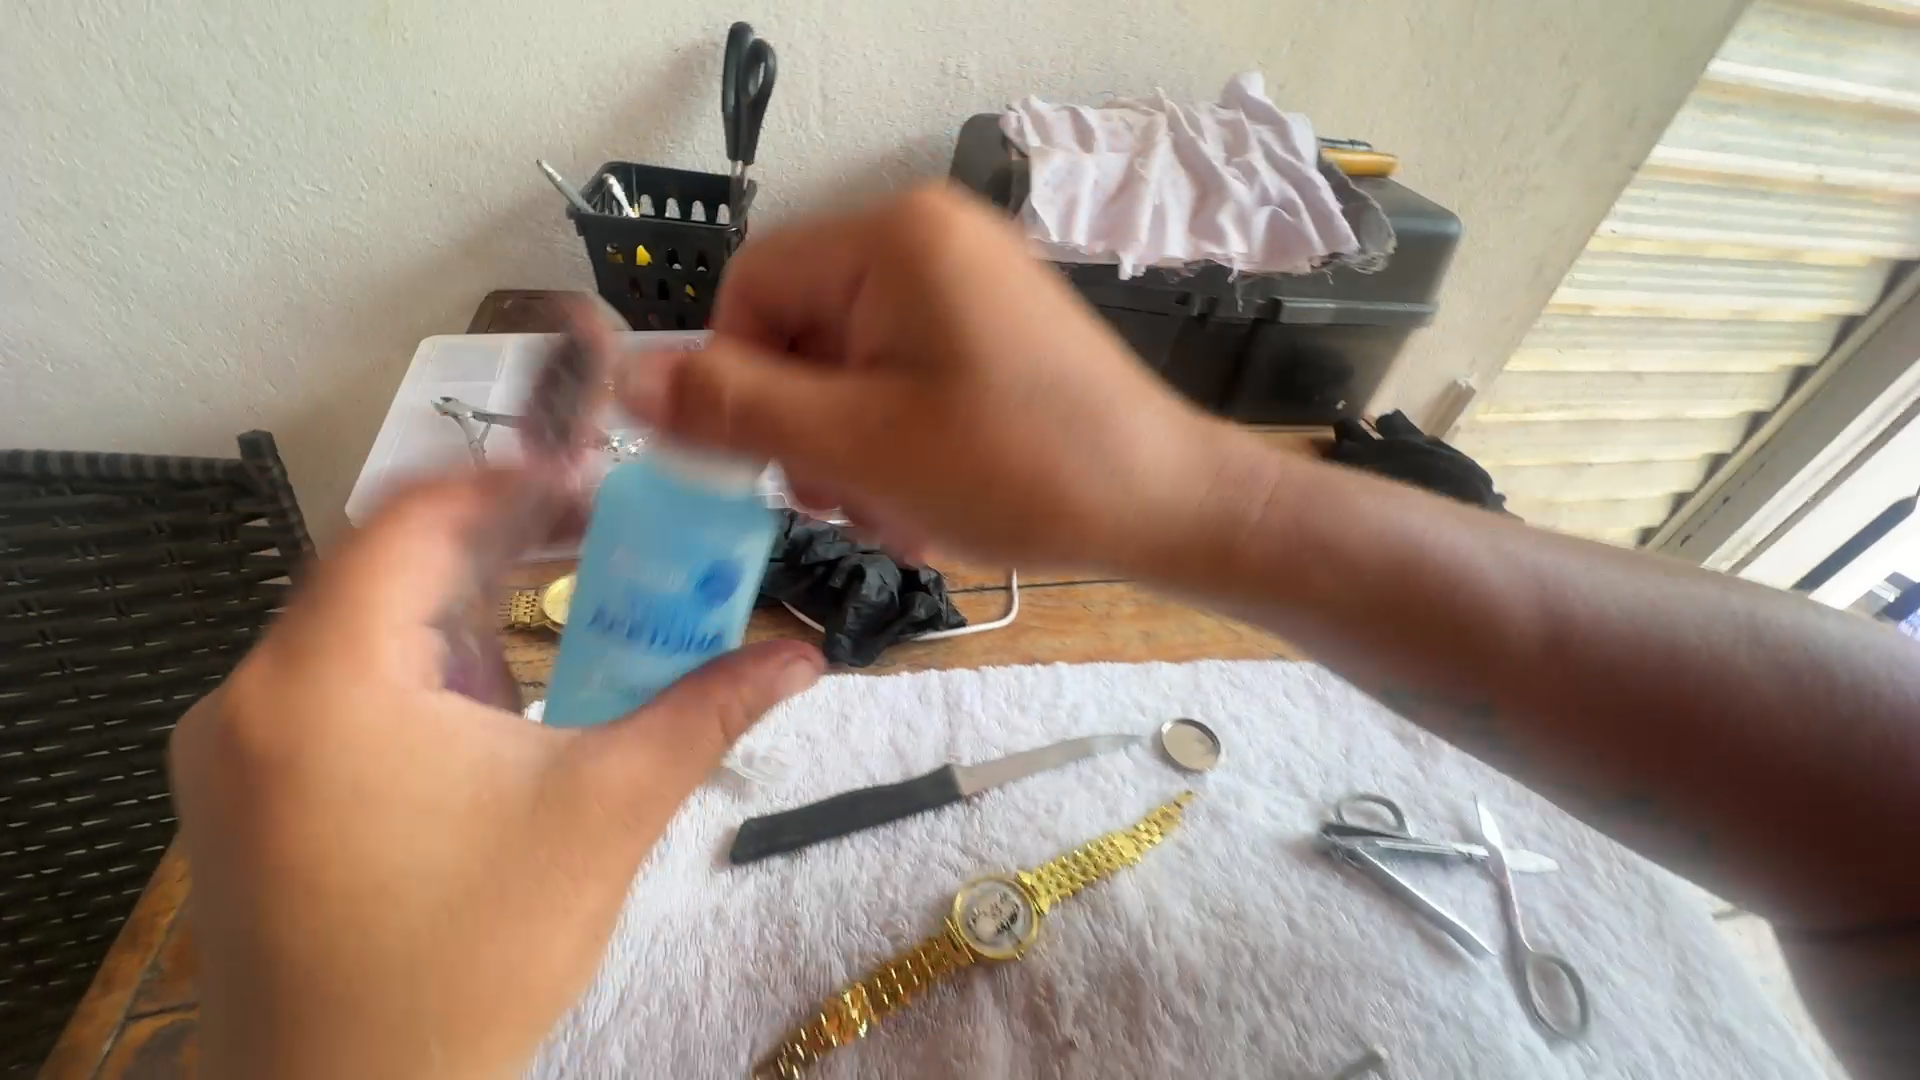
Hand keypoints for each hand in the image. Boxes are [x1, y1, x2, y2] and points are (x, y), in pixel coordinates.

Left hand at [169, 473, 822, 1078]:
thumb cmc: (478, 953)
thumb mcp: (612, 809)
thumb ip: (710, 710)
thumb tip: (807, 655)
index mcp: (325, 682)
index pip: (412, 519)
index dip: (511, 479)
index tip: (604, 476)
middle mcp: (260, 694)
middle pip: (393, 560)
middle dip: (509, 532)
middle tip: (613, 522)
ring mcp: (252, 743)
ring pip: (374, 616)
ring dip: (478, 589)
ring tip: (580, 579)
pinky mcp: (265, 784)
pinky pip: (356, 674)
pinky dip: (443, 648)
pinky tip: (516, 672)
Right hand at [614, 184, 1241, 570]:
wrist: (1164, 507)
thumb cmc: (1019, 472)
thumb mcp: (861, 446)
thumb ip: (737, 409)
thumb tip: (628, 378)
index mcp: (893, 239)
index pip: (752, 289)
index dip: (738, 384)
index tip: (766, 465)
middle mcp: (929, 242)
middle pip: (802, 333)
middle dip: (807, 431)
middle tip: (842, 504)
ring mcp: (966, 289)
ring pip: (851, 369)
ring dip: (851, 452)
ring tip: (892, 515)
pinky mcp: (990, 336)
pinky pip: (903, 381)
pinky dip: (895, 445)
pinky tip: (923, 502)